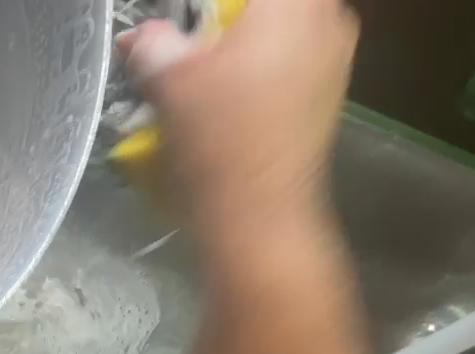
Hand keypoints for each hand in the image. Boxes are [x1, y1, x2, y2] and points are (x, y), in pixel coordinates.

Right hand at [121, 0, 357, 229]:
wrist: (258, 212)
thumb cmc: (217, 137)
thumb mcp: (170, 85)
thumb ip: (154, 46)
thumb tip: (138, 35)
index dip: (214, 6)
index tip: (188, 25)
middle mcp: (327, 12)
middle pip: (269, 6)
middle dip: (228, 21)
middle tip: (193, 49)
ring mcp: (337, 53)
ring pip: (284, 29)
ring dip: (245, 45)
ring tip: (207, 81)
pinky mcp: (331, 91)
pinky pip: (293, 60)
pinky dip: (261, 71)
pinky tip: (233, 106)